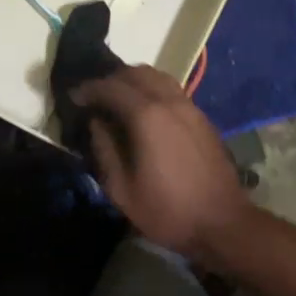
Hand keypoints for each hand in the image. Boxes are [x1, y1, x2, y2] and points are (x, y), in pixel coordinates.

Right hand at [71, 65, 251, 263]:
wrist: (222, 222)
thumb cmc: (168, 211)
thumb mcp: (123, 190)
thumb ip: (105, 150)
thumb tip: (95, 123)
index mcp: (147, 116)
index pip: (112, 87)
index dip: (89, 89)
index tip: (73, 96)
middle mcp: (169, 101)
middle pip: (136, 73)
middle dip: (111, 79)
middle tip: (94, 97)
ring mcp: (189, 105)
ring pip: (157, 76)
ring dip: (133, 80)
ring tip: (117, 99)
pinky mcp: (201, 115)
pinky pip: (171, 88)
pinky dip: (152, 88)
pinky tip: (144, 110)